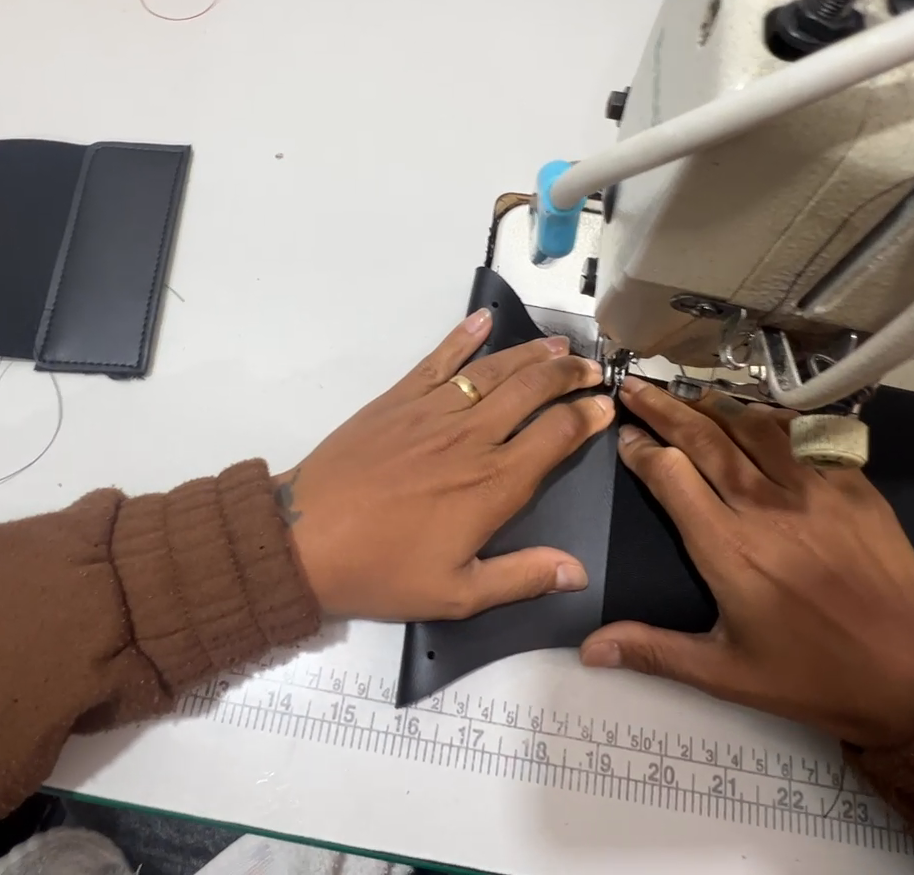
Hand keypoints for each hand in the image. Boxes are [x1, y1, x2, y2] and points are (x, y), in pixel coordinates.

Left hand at [282, 309, 614, 621]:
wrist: (307, 540)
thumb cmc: (383, 570)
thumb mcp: (457, 593)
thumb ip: (521, 577)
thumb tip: (578, 571)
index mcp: (493, 483)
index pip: (556, 436)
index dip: (587, 417)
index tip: (606, 408)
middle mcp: (472, 436)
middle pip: (533, 390)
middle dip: (569, 376)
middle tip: (592, 370)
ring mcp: (435, 410)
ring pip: (495, 370)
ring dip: (531, 354)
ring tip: (558, 346)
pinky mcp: (400, 398)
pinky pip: (440, 359)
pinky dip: (464, 336)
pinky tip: (485, 320)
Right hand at [580, 378, 913, 748]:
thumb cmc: (813, 677)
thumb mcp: (726, 674)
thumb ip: (653, 651)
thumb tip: (588, 649)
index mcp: (727, 547)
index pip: (669, 473)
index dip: (640, 449)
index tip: (624, 437)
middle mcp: (765, 506)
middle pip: (702, 437)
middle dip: (661, 407)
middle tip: (635, 388)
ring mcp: (814, 489)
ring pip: (751, 425)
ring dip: (712, 405)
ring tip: (685, 393)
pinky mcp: (854, 484)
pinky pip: (805, 434)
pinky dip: (772, 418)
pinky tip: (756, 415)